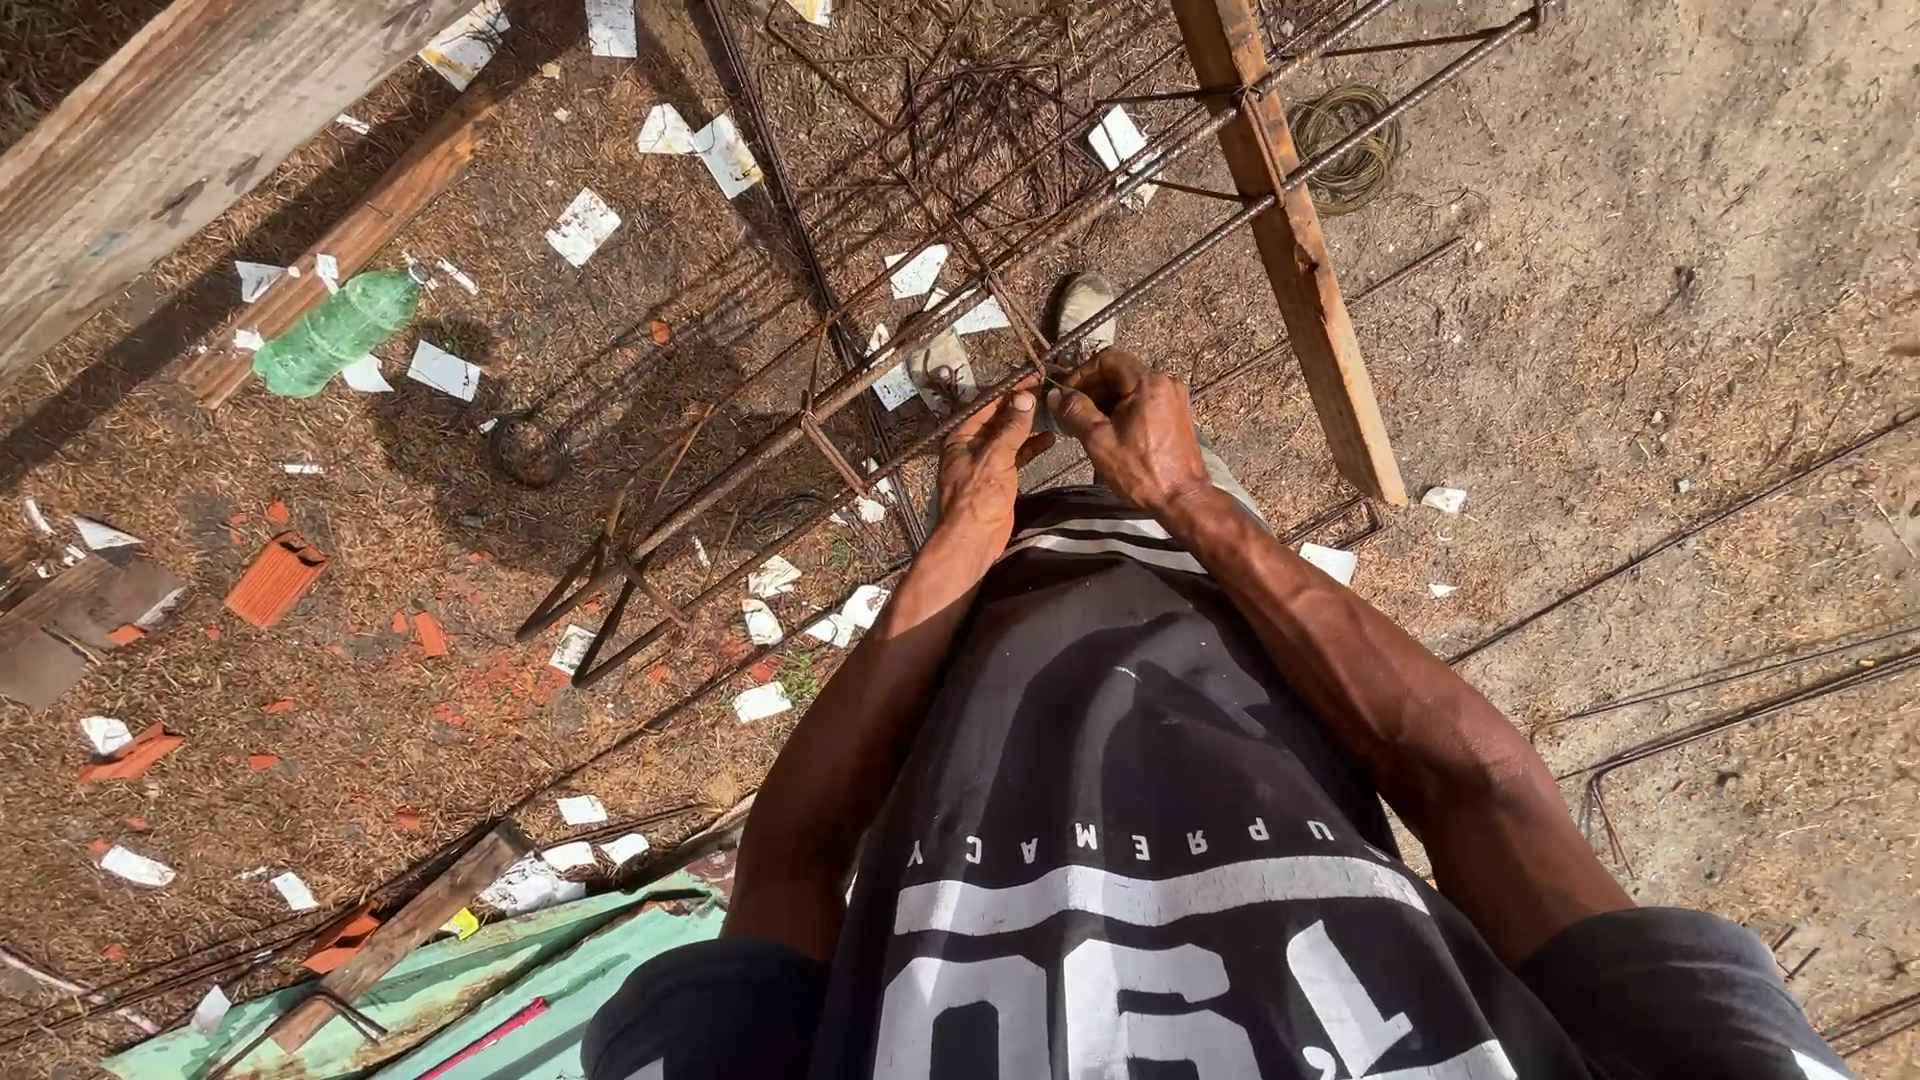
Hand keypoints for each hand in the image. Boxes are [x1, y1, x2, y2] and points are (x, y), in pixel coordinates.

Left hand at [935, 384, 1053, 547]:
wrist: (973, 539)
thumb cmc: (977, 497)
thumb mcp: (995, 458)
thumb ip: (1011, 428)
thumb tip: (1025, 397)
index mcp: (961, 437)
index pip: (987, 405)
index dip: (1010, 391)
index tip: (1033, 378)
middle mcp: (971, 446)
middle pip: (998, 419)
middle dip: (1020, 406)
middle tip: (1046, 391)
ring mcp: (985, 462)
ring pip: (1008, 437)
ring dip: (1027, 425)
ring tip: (1051, 411)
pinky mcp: (998, 478)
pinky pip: (1015, 455)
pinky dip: (1029, 447)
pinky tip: (1048, 438)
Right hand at [1046, 348, 1212, 516]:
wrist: (1182, 497)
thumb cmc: (1140, 470)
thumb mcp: (1099, 440)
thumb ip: (1075, 412)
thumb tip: (1056, 395)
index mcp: (1147, 382)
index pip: (1107, 359)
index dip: (1081, 373)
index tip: (1066, 395)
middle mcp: (1165, 381)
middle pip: (1119, 371)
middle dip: (1092, 388)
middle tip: (1072, 412)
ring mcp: (1174, 397)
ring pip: (1130, 386)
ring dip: (1105, 399)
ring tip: (1087, 424)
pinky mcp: (1177, 413)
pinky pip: (1143, 400)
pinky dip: (1123, 408)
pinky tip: (1110, 430)